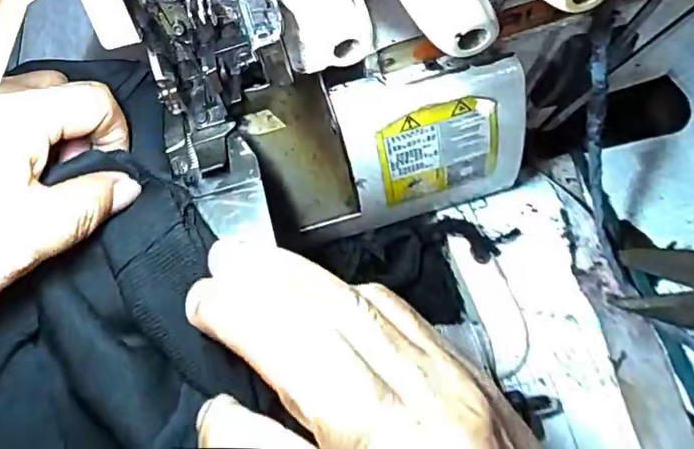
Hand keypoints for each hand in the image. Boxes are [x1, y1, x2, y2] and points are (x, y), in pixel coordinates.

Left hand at [0, 72, 140, 448]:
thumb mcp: (29, 236)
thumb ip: (90, 203)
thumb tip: (129, 185)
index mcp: (18, 109)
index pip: (96, 99)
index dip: (116, 138)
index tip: (107, 180)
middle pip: (62, 93)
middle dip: (80, 134)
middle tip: (68, 186)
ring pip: (27, 102)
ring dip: (45, 136)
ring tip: (29, 190)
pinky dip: (12, 137)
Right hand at [185, 240, 536, 448]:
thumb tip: (226, 424)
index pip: (281, 418)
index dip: (228, 400)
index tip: (205, 383)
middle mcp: (430, 431)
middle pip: (318, 332)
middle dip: (252, 296)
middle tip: (210, 282)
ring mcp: (464, 401)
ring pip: (358, 305)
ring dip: (294, 276)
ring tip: (250, 263)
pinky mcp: (487, 392)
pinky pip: (405, 313)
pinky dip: (350, 292)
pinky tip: (326, 291)